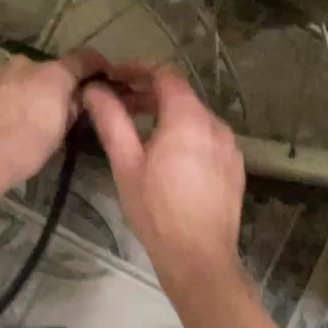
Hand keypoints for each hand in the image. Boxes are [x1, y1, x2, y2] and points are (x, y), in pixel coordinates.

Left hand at [0, 50, 109, 197]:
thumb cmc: (23, 150)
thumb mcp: (58, 136)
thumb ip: (70, 110)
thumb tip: (75, 98)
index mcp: (53, 76)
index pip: (83, 59)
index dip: (94, 65)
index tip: (99, 75)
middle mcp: (25, 64)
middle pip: (44, 70)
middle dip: (48, 85)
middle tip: (45, 110)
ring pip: (14, 75)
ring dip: (19, 89)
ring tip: (12, 115)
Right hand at [82, 64, 245, 288]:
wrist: (199, 257)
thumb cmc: (157, 211)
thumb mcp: (126, 165)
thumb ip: (112, 121)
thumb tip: (94, 90)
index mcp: (188, 118)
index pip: (164, 73)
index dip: (137, 70)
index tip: (113, 78)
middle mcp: (215, 124)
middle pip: (180, 94)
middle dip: (148, 93)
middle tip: (118, 105)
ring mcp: (229, 145)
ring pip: (195, 116)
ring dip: (166, 114)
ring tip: (139, 132)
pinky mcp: (234, 166)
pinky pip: (207, 137)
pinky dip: (185, 134)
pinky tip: (167, 156)